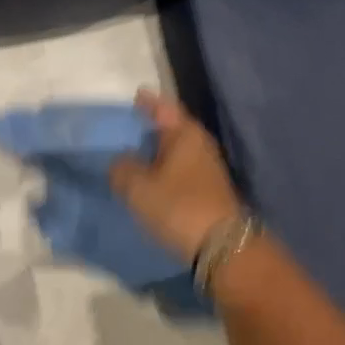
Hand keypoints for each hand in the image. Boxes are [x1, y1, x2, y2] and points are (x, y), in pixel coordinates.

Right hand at [110, 89, 247, 260]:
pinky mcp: (209, 191)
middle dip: (151, 127)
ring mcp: (207, 169)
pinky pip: (179, 170)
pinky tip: (149, 178)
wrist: (224, 248)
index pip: (163, 107)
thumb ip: (122, 168)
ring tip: (132, 154)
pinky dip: (164, 170)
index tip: (134, 95)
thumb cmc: (178, 206)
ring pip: (176, 151)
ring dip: (157, 151)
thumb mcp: (138, 187)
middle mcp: (199, 145)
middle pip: (171, 128)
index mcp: (184, 133)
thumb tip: (120, 160)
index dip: (147, 101)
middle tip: (126, 127)